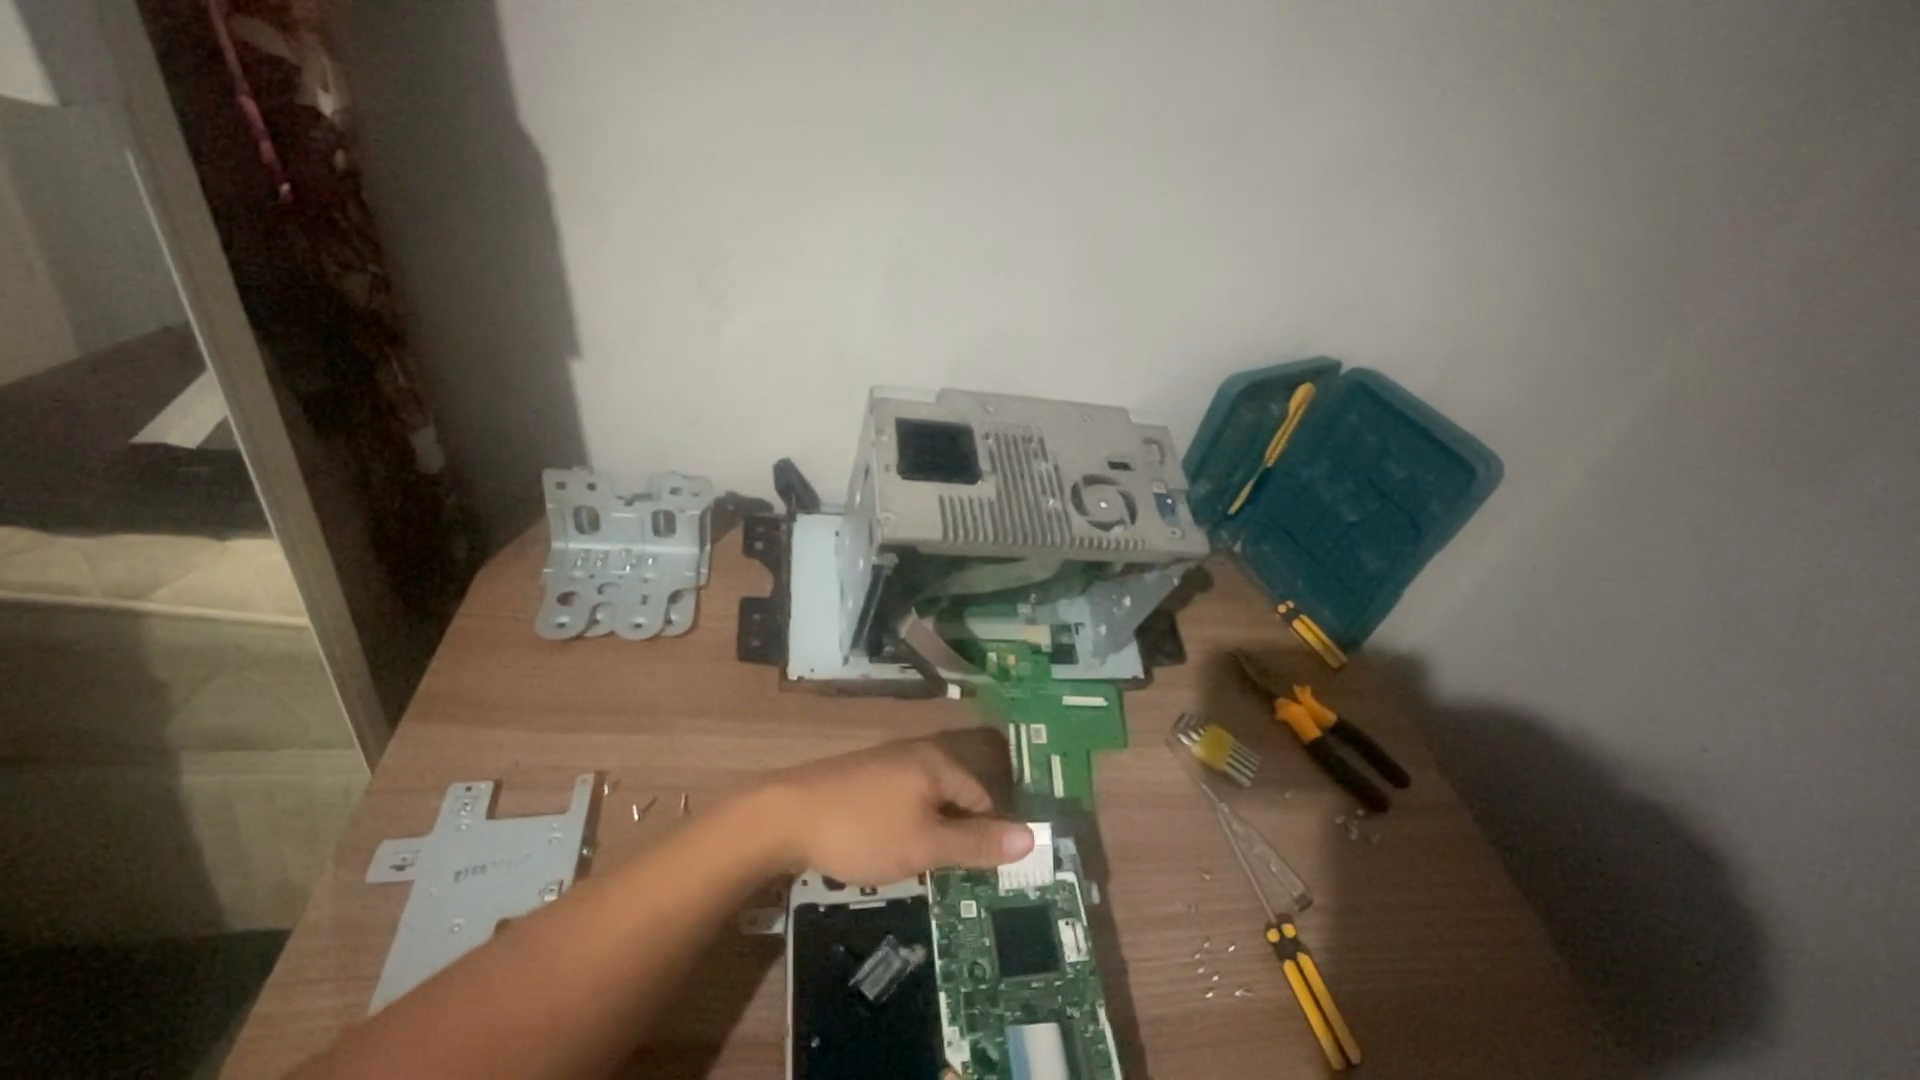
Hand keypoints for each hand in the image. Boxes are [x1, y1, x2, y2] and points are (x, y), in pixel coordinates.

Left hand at [758, 735, 1034, 885]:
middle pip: (953, 797)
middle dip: (953, 836)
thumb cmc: (863, 831)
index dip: (985, 837)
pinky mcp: (857, 776)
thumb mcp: (926, 845)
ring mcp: (883, 762)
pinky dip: (899, 826)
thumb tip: (1032, 837)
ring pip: (923, 801)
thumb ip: (977, 843)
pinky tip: (881, 849)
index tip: (978, 873)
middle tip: (943, 873)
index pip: (983, 799)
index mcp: (938, 763)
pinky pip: (896, 801)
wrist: (782, 817)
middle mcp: (915, 753)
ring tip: (912, 866)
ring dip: (925, 833)